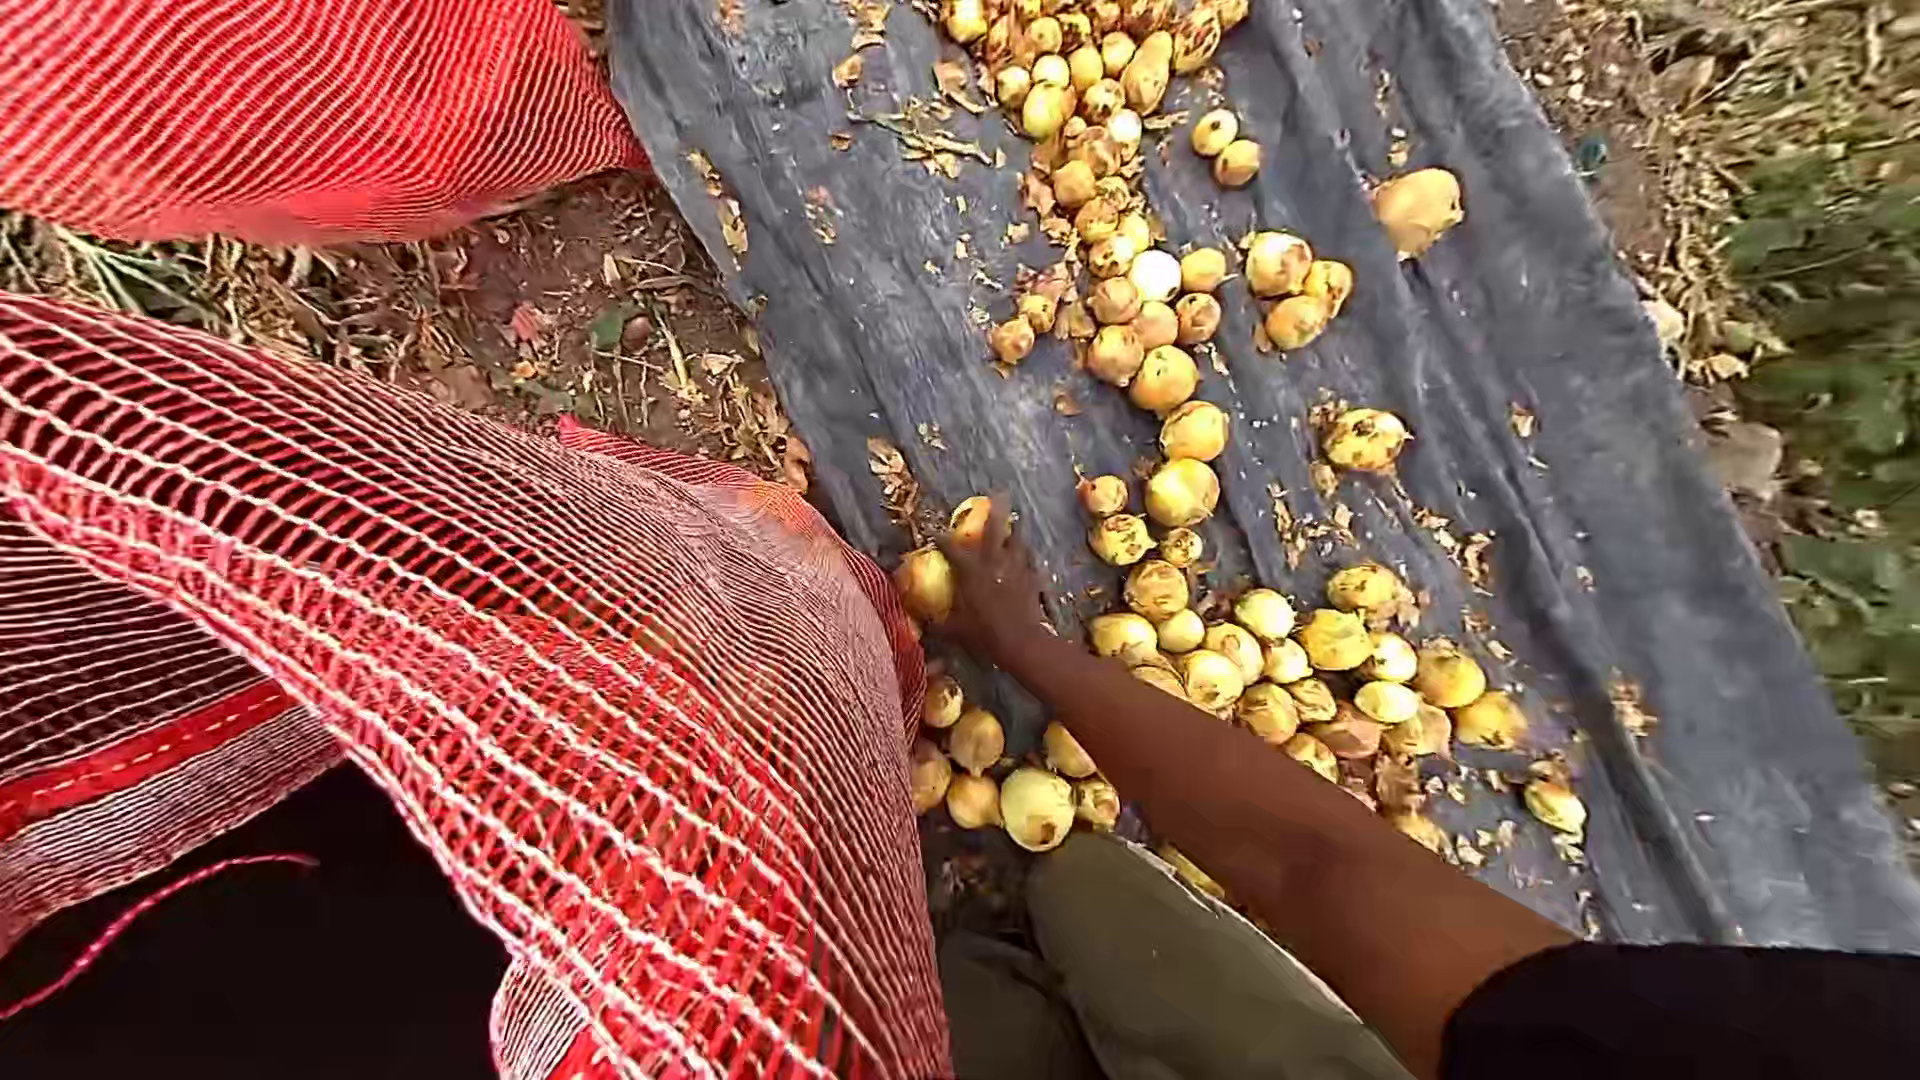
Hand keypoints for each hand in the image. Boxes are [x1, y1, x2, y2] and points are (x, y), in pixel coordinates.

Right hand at [937, 497, 1047, 664]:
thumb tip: (919, 621)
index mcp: (971, 571)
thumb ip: (936, 623)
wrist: (1022, 642)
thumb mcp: (954, 631)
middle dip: (995, 511)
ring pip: (1018, 541)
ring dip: (1015, 533)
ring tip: (1015, 525)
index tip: (935, 532)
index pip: (952, 548)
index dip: (942, 538)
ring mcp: (1017, 569)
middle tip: (999, 493)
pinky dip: (1028, 559)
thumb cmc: (984, 635)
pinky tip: (1028, 560)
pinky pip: (1031, 563)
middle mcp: (994, 563)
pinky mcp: (1033, 579)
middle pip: (994, 529)